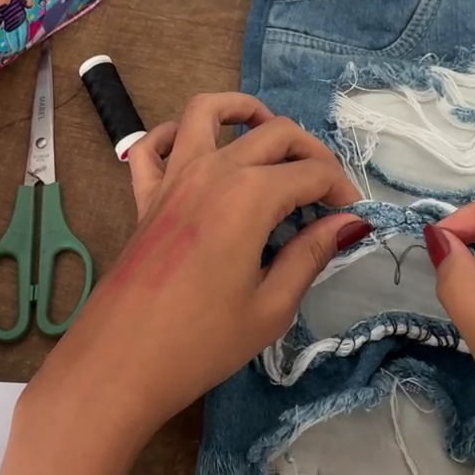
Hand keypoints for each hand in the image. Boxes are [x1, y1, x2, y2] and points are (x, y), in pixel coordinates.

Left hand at [0, 93, 367, 474]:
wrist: (120, 364)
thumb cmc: (201, 342)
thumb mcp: (270, 307)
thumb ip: (310, 254)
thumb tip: (349, 224)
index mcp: (249, 195)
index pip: (311, 172)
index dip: (341, 189)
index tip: (354, 216)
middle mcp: (213, 169)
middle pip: (273, 132)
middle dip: (310, 150)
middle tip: (326, 186)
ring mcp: (173, 175)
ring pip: (206, 110)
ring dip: (241, 109)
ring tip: (266, 129)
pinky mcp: (144, 193)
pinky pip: (153, 144)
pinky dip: (174, 134)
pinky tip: (194, 148)